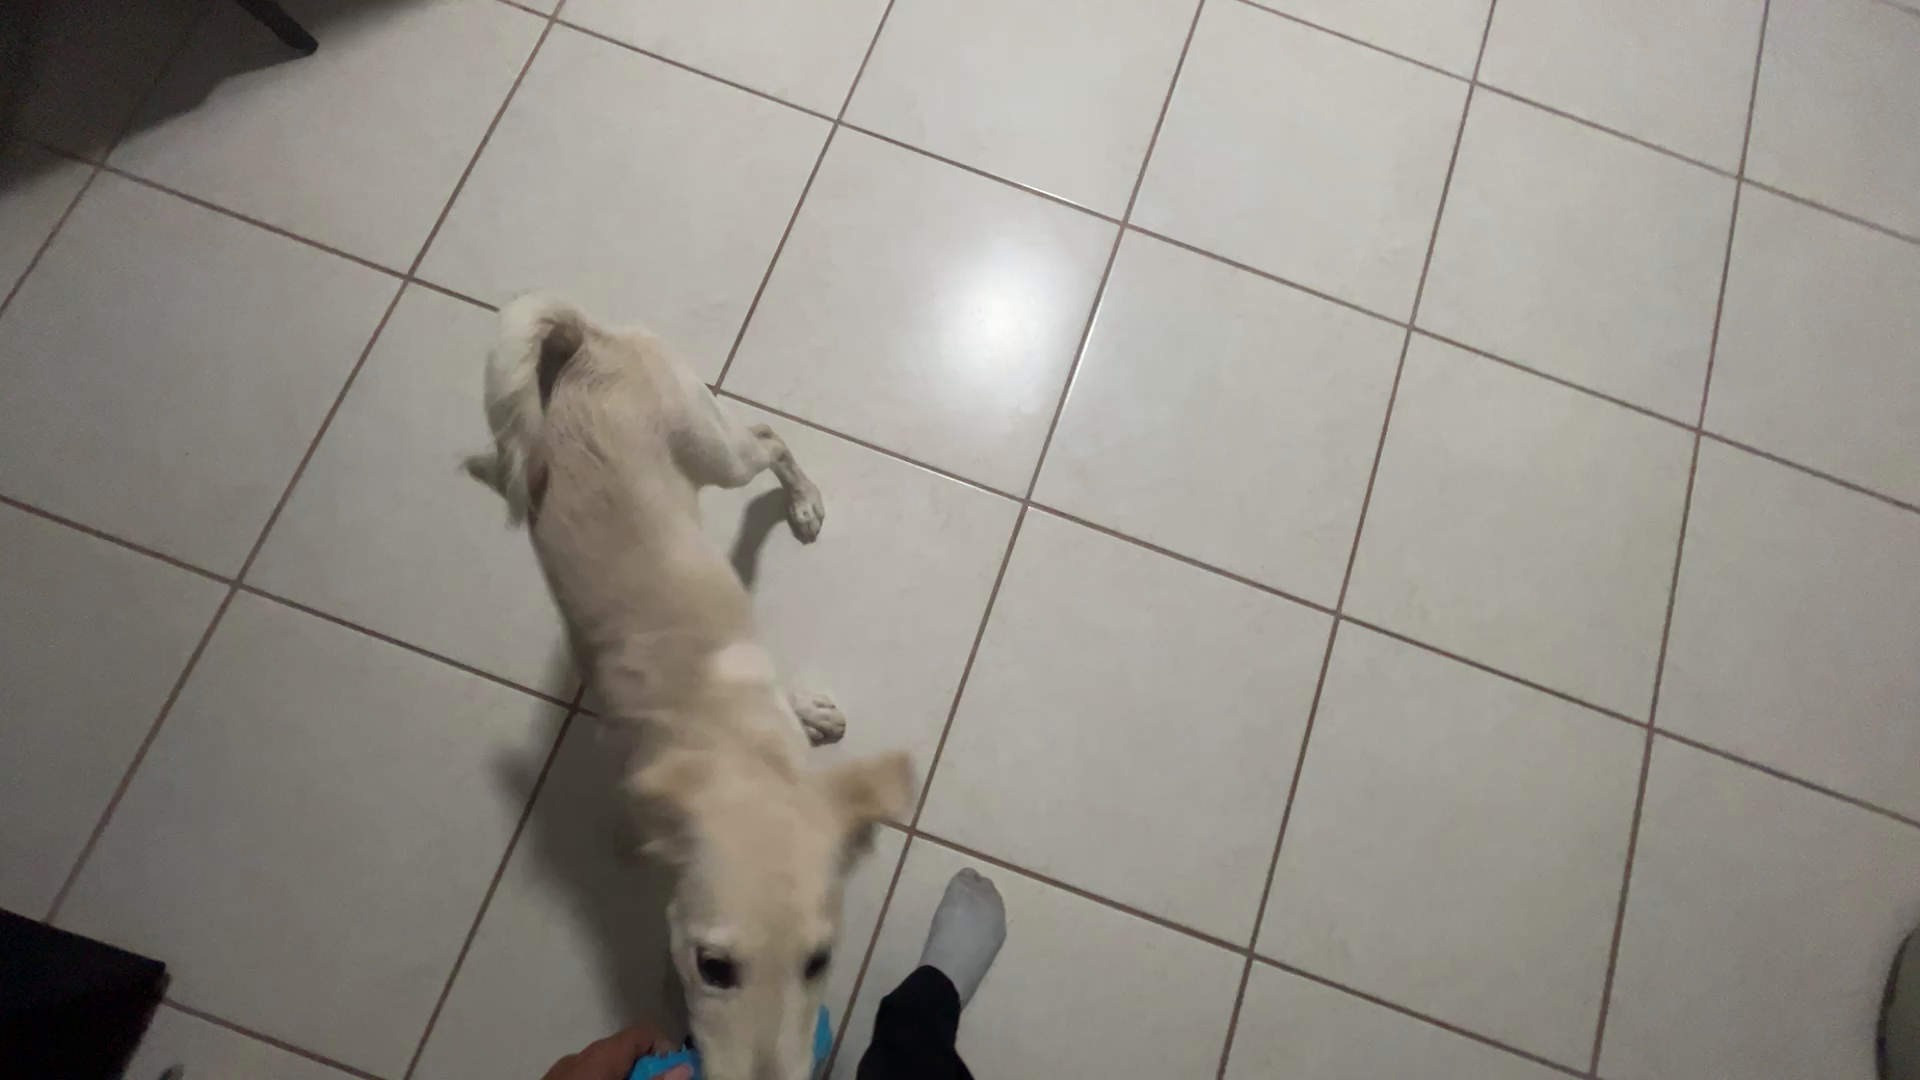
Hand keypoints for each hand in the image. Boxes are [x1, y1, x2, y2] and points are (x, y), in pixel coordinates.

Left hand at [539, 1024, 690, 1079]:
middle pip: (624, 1053)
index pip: (645, 1032)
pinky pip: (582, 1079)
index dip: (664, 1050)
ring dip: (619, 1079)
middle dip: (641, 1072)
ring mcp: (558, 1074)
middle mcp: (580, 1054)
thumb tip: (685, 1067)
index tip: (673, 1074)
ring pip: (602, 1069)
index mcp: (602, 1051)